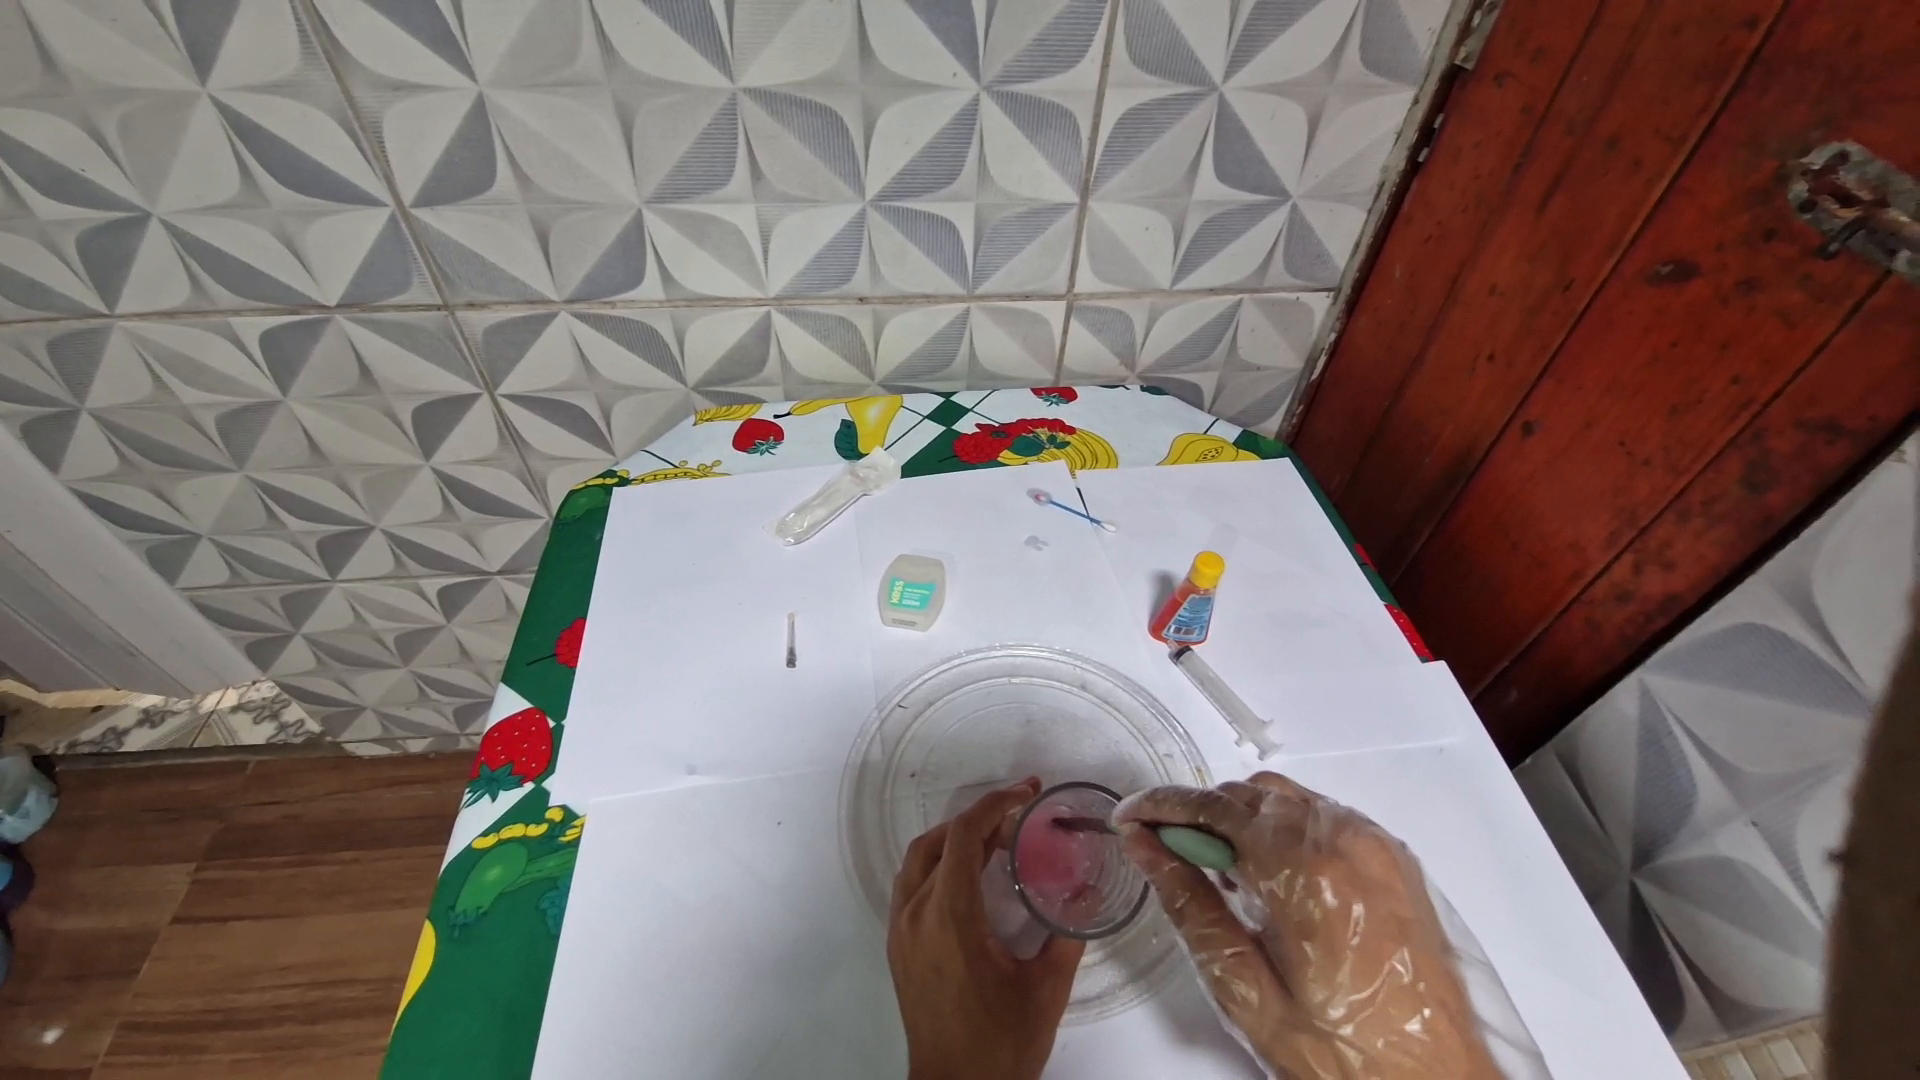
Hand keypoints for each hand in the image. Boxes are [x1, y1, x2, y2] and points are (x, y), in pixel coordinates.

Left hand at [888, 778, 1085, 1079]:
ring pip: (919, 858)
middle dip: (978, 817)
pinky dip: (939, 863)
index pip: (962, 835)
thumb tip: (1086, 895)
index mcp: (948, 917)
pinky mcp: (897, 945)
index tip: (1025, 792)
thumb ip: (1066, 937)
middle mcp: (915, 914)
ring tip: (996, 839)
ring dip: (954, 838)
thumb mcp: (1045, 991)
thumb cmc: (999, 1044)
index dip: (994, 804)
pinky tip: (969, 875)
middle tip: (1018, 815)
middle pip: (938, 839)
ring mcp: (899, 929)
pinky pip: (911, 883)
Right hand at [1116, 772, 1501, 1079]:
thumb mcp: (1245, 989)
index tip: (1127, 818)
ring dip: (1238, 816)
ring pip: (1282, 796)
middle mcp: (1343, 838)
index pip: (1214, 807)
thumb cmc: (1339, 1055)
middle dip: (1197, 812)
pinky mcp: (1392, 855)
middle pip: (1246, 794)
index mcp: (1304, 871)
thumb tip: (1141, 843)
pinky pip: (1319, 813)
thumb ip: (1189, 905)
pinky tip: (1271, 874)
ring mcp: (1374, 842)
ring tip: (1220, 869)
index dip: (1161, 805)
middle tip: (1168, 853)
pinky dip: (1281, 825)